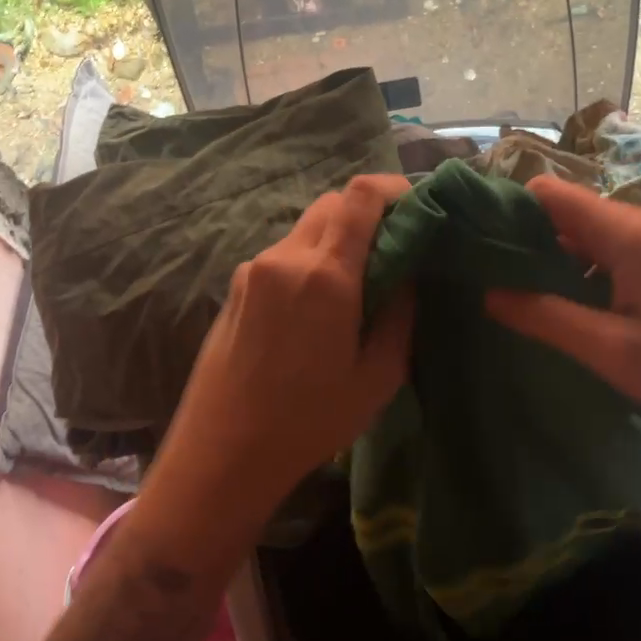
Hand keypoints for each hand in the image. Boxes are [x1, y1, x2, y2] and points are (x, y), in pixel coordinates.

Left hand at [154, 174, 415, 499]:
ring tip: (361, 284)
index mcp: (324, 275)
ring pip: (305, 230)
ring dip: (338, 240)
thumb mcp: (377, 377)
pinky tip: (320, 308)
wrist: (221, 454)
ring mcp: (253, 271)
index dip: (393, 187)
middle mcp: (284, 259)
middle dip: (368, 214)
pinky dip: (311, 262)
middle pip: (331, 205)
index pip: (359, 197)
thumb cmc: (309, 421)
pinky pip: (284, 257)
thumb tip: (411, 274)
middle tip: (397, 248)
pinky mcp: (235, 290)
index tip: (419, 206)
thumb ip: (401, 315)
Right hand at [485, 175, 640, 420]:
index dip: (506, 210)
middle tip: (485, 277)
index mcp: (627, 234)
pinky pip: (608, 248)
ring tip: (515, 294)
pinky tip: (563, 303)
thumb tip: (490, 294)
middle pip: (564, 211)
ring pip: (585, 232)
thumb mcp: (613, 351)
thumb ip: (547, 318)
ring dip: (551, 258)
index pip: (548, 193)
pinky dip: (580, 268)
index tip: (473, 242)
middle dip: (523, 239)